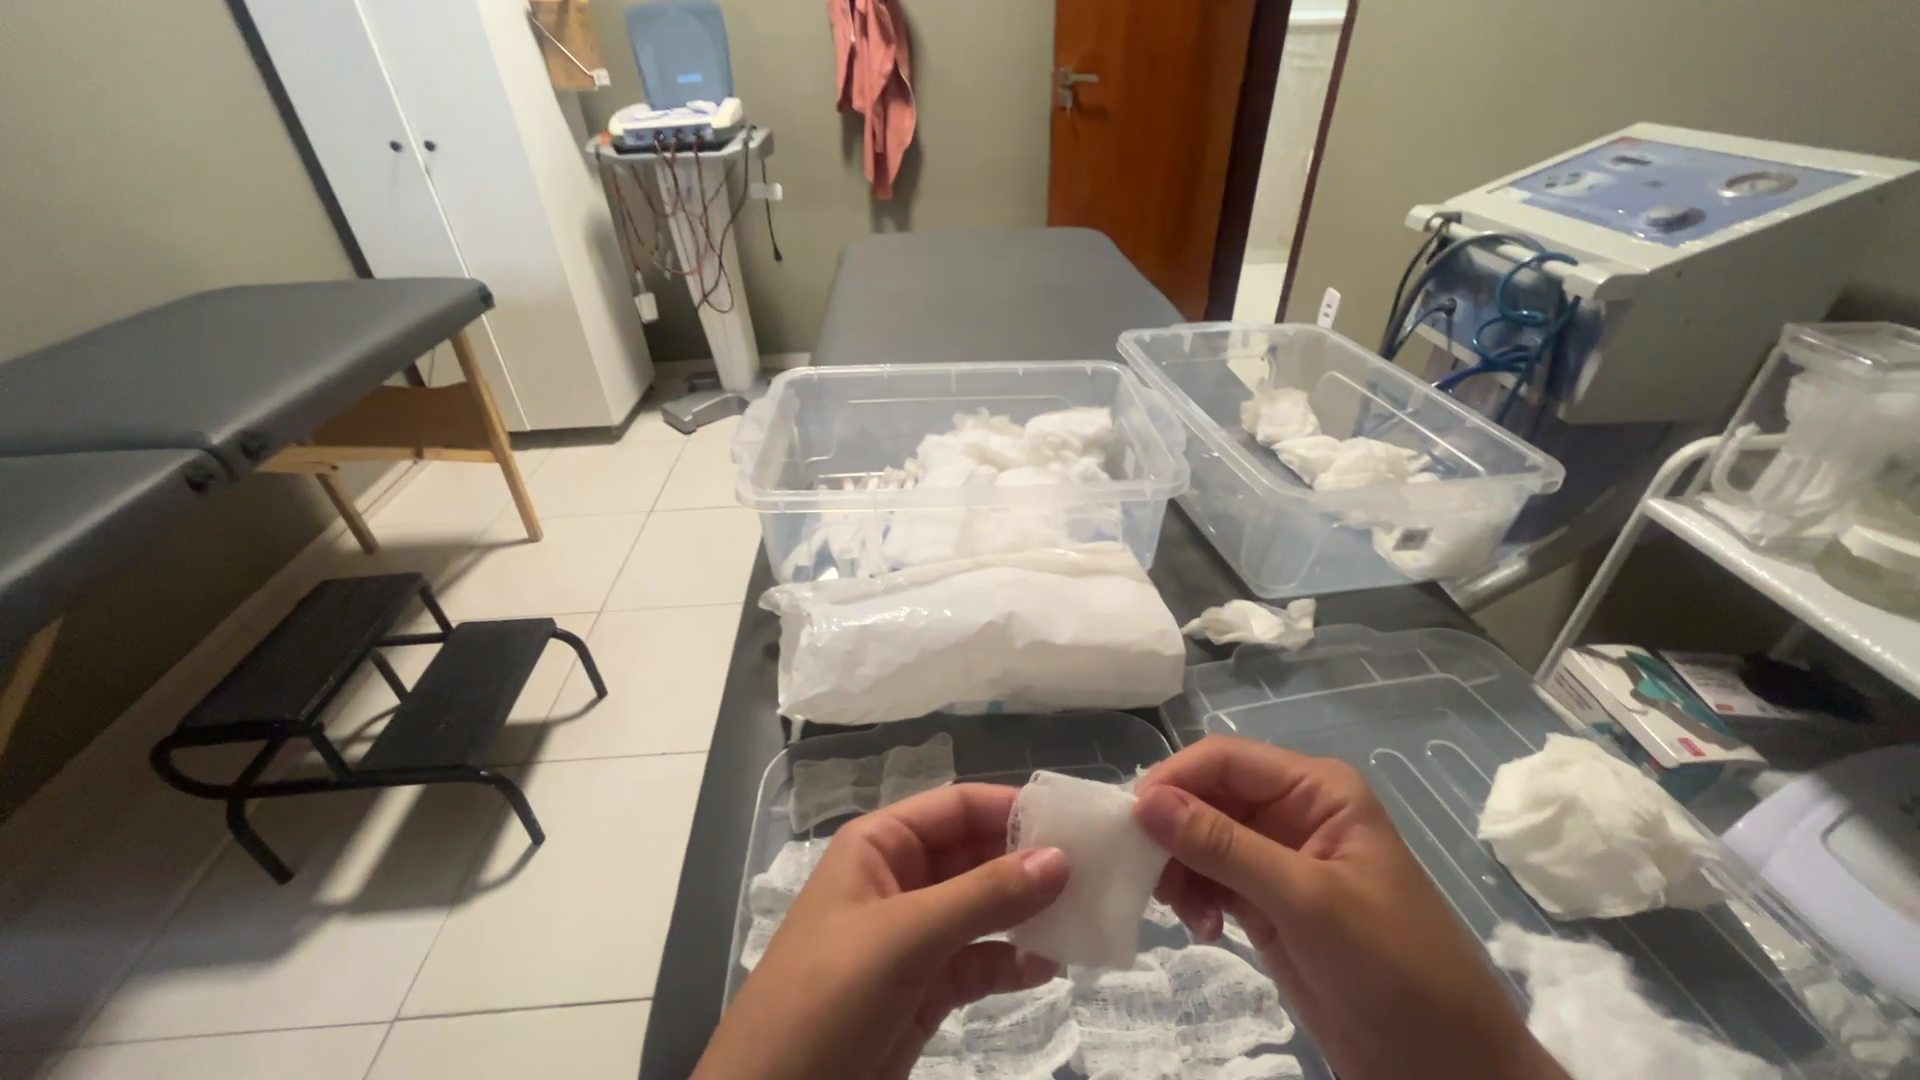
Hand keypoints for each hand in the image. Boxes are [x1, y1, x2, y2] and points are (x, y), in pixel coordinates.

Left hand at [692, 783, 1069, 1079]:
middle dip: (1028, 861)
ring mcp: (914, 935)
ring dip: (1028, 911)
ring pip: (983, 907)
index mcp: (880, 845)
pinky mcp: (925, 987)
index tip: (1074, 822)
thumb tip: (1060, 858)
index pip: (956, 807)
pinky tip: (1049, 966)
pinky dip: (1013, 961)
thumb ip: (984, 896)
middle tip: (1094, 871)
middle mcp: (900, 880)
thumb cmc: (828, 995)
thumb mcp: (904, 937)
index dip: (1011, 808)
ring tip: (1084, 915)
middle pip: (975, 853)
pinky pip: (980, 961)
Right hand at [1133, 736, 1568, 1079]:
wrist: (1446, 1068)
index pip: (1225, 760)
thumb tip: (1143, 801)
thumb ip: (1223, 846)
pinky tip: (1201, 929)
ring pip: (1200, 837)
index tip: (1129, 821)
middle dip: (1172, 831)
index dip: (1174, 780)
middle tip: (1145, 875)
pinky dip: (1193, 896)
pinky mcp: (1267, 901)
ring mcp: (1278, 858)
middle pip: (1206, 796)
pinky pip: (1210, 877)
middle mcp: (1293, 811)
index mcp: (1316, 789)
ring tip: (1180, 912)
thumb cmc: (1394, 968)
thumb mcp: (1306, 901)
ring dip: (1179, 868)